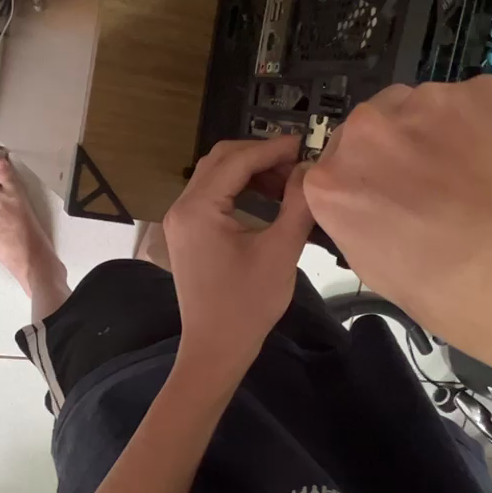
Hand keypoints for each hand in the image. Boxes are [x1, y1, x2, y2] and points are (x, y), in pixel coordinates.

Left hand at [163, 135, 313, 374]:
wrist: (216, 347)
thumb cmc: (247, 305)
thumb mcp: (280, 251)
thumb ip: (297, 204)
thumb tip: (311, 171)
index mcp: (198, 209)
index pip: (236, 160)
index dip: (273, 148)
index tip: (305, 144)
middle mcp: (181, 208)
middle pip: (221, 160)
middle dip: (260, 156)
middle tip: (297, 164)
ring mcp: (181, 221)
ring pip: (215, 176)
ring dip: (250, 172)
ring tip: (287, 183)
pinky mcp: (187, 234)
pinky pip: (212, 197)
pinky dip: (239, 190)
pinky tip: (268, 199)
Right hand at [303, 79, 491, 360]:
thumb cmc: (464, 292)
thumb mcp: (385, 277)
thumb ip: (363, 227)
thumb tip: (376, 212)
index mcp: (335, 186)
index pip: (331, 172)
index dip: (363, 188)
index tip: (386, 202)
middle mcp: (371, 133)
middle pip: (372, 130)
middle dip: (398, 155)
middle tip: (438, 192)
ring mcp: (430, 104)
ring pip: (425, 112)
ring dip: (444, 137)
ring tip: (484, 180)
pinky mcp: (487, 90)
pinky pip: (477, 105)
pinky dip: (490, 128)